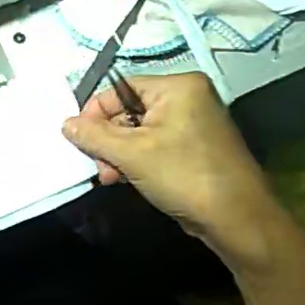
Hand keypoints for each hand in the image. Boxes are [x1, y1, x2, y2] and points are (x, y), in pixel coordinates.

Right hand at [62, 72, 282, 267]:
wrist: (237, 218)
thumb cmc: (183, 176)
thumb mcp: (131, 154)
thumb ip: (94, 136)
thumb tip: (66, 123)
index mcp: (177, 87)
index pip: (121, 88)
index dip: (95, 113)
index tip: (77, 139)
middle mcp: (188, 98)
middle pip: (129, 110)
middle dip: (108, 139)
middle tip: (98, 165)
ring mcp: (193, 123)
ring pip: (139, 131)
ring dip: (119, 154)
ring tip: (110, 177)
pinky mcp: (194, 147)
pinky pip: (155, 145)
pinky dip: (137, 160)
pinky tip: (125, 179)